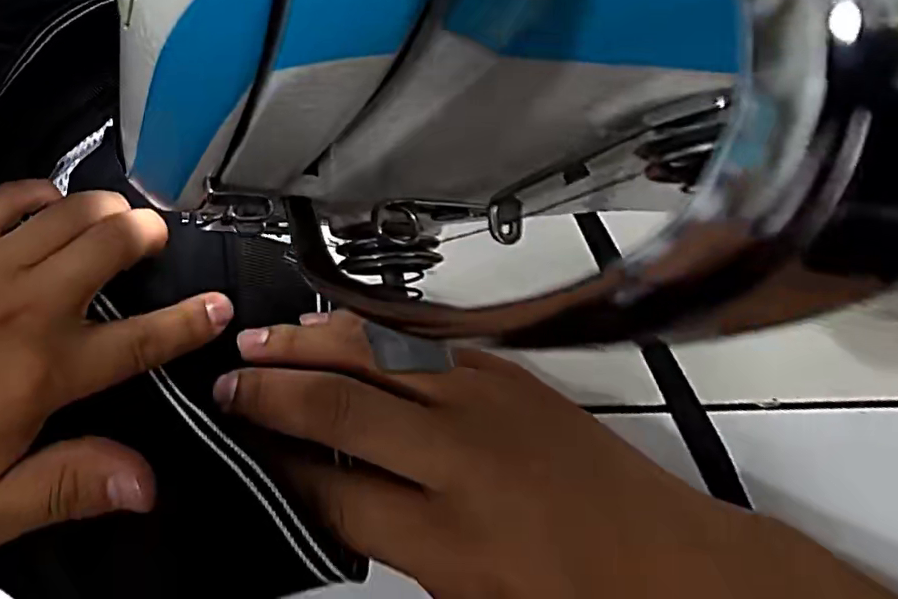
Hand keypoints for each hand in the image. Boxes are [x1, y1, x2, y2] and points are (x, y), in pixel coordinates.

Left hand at [0, 182, 231, 595]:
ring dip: (106, 206)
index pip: (137, 340)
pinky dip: (41, 192)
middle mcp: (22, 308)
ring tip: (119, 216)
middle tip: (158, 239)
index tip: (219, 304)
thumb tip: (148, 481)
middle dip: (149, 233)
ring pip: (69, 212)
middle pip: (110, 245)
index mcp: (39, 375)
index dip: (188, 321)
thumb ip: (70, 485)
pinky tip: (50, 203)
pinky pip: (7, 199)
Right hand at [214, 312, 896, 598]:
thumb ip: (387, 536)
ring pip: (368, 353)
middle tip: (222, 380)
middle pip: (340, 408)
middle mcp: (459, 456)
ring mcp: (478, 397)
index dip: (278, 467)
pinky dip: (355, 328)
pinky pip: (408, 336)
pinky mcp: (493, 366)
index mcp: (453, 538)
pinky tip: (323, 325)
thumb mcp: (468, 595)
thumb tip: (314, 484)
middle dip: (271, 393)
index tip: (241, 445)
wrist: (674, 564)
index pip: (335, 491)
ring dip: (303, 343)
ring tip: (255, 338)